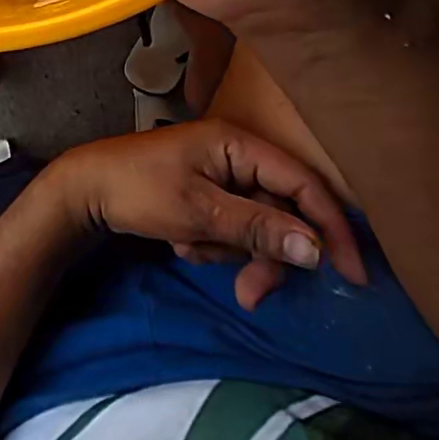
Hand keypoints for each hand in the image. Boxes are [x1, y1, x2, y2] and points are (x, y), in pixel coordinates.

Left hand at [36, 120, 369, 310]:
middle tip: (248, 295)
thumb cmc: (140, 190)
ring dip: (229, 250)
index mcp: (241, 145)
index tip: (353, 274)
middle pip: (280, 213)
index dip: (332, 227)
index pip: (304, 184)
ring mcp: (223, 176)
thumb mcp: (200, 212)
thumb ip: (259, 228)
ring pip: (255, 227)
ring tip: (188, 245)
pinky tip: (179, 239)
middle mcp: (238, 156)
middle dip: (264, 254)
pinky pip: (230, 228)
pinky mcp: (208, 195)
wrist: (85, 190)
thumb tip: (316, 249)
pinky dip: (210, 243)